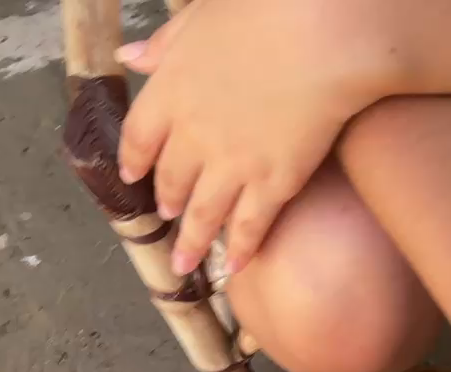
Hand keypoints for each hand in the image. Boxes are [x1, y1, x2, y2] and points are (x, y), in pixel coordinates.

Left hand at [116, 0, 390, 274]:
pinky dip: (240, 250)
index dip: (135, 160)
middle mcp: (194, 135)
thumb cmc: (264, 13)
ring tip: (186, 265)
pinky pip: (250, 226)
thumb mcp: (199, 16)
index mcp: (171, 89)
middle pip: (172, 181)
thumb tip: (132, 58)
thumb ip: (166, 44)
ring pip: (204, 215)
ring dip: (193, 243)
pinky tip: (234, 267)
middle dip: (167, 204)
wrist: (318, 39)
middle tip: (167, 221)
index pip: (140, 136)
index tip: (133, 177)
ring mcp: (234, 165)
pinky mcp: (273, 184)